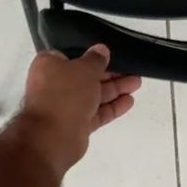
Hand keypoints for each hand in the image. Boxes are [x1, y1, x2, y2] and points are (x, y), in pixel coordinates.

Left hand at [9, 45, 142, 175]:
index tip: (110, 54)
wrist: (53, 136)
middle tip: (132, 69)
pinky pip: (97, 112)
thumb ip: (96, 59)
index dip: (91, 55)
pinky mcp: (76, 124)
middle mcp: (55, 85)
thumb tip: (101, 50)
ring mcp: (66, 106)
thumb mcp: (84, 69)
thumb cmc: (65, 93)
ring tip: (137, 83)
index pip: (72, 56)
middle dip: (110, 73)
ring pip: (94, 95)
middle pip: (86, 76)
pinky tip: (129, 101)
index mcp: (49, 66)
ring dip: (115, 89)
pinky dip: (112, 107)